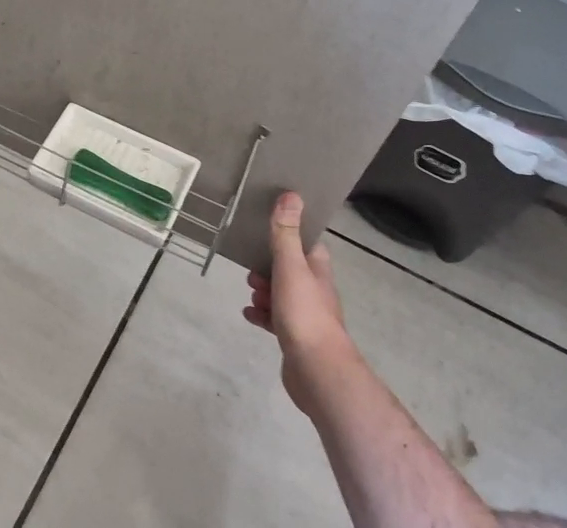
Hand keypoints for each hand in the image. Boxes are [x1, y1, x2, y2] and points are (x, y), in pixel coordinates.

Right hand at [243, 192, 347, 412]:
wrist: (316, 370)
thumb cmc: (304, 313)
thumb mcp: (290, 267)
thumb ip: (286, 233)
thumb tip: (292, 195)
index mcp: (317, 271)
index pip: (308, 245)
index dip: (290, 236)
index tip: (268, 231)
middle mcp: (315, 291)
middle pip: (291, 270)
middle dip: (269, 267)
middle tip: (252, 272)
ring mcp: (306, 316)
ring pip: (282, 295)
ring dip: (264, 291)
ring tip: (251, 293)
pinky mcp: (295, 338)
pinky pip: (275, 320)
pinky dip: (262, 315)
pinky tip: (249, 315)